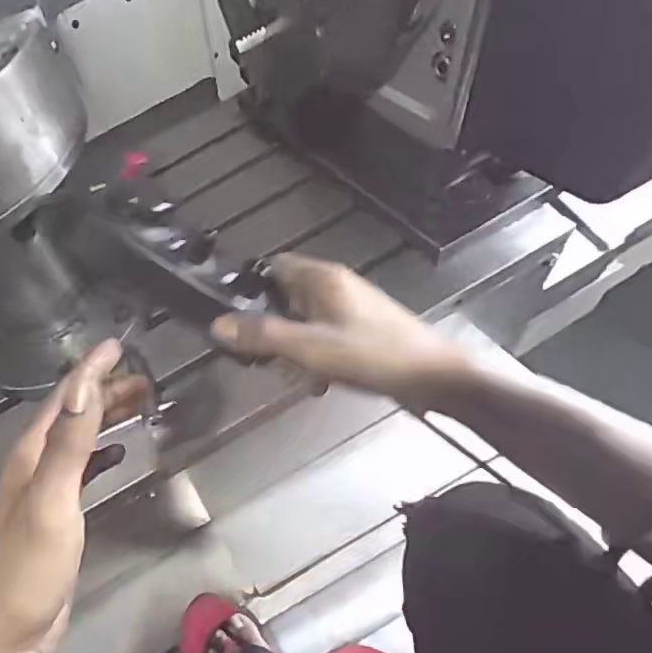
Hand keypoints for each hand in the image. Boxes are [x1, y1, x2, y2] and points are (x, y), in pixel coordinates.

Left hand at [0, 340, 144, 652]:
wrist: (7, 633)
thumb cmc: (29, 569)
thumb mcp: (52, 502)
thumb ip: (69, 446)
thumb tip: (85, 387)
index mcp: (29, 458)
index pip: (65, 401)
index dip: (91, 370)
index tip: (119, 345)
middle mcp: (33, 468)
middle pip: (71, 417)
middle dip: (105, 391)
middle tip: (144, 378)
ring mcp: (43, 493)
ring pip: (78, 441)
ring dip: (105, 419)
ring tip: (138, 405)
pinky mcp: (57, 516)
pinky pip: (82, 469)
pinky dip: (100, 453)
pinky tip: (116, 455)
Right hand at [210, 253, 473, 410]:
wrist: (434, 377)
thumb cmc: (372, 355)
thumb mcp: (311, 348)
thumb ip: (264, 337)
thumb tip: (217, 325)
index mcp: (323, 279)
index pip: (273, 268)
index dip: (251, 292)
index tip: (239, 322)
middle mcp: (337, 286)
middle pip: (287, 300)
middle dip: (275, 332)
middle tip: (270, 363)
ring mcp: (352, 309)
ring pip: (307, 324)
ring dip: (297, 352)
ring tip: (301, 379)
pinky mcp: (364, 331)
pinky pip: (328, 339)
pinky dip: (320, 359)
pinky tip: (323, 384)